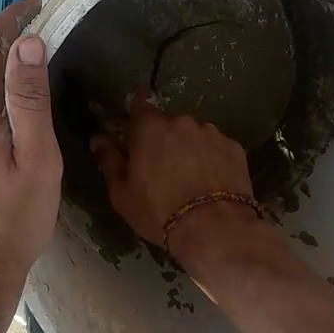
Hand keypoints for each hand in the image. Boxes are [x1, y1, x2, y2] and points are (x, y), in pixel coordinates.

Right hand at [92, 92, 263, 262]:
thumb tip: (98, 139)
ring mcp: (211, 133)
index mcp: (149, 128)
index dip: (136, 112)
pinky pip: (216, 148)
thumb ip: (109, 161)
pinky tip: (211, 182)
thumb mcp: (122, 194)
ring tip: (190, 178)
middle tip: (162, 167)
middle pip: (168, 124)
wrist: (215, 229)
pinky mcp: (234, 148)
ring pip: (194, 135)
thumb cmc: (159, 211)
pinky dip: (212, 159)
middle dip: (163, 139)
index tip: (135, 126)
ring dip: (189, 148)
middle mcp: (181, 122)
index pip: (139, 103)